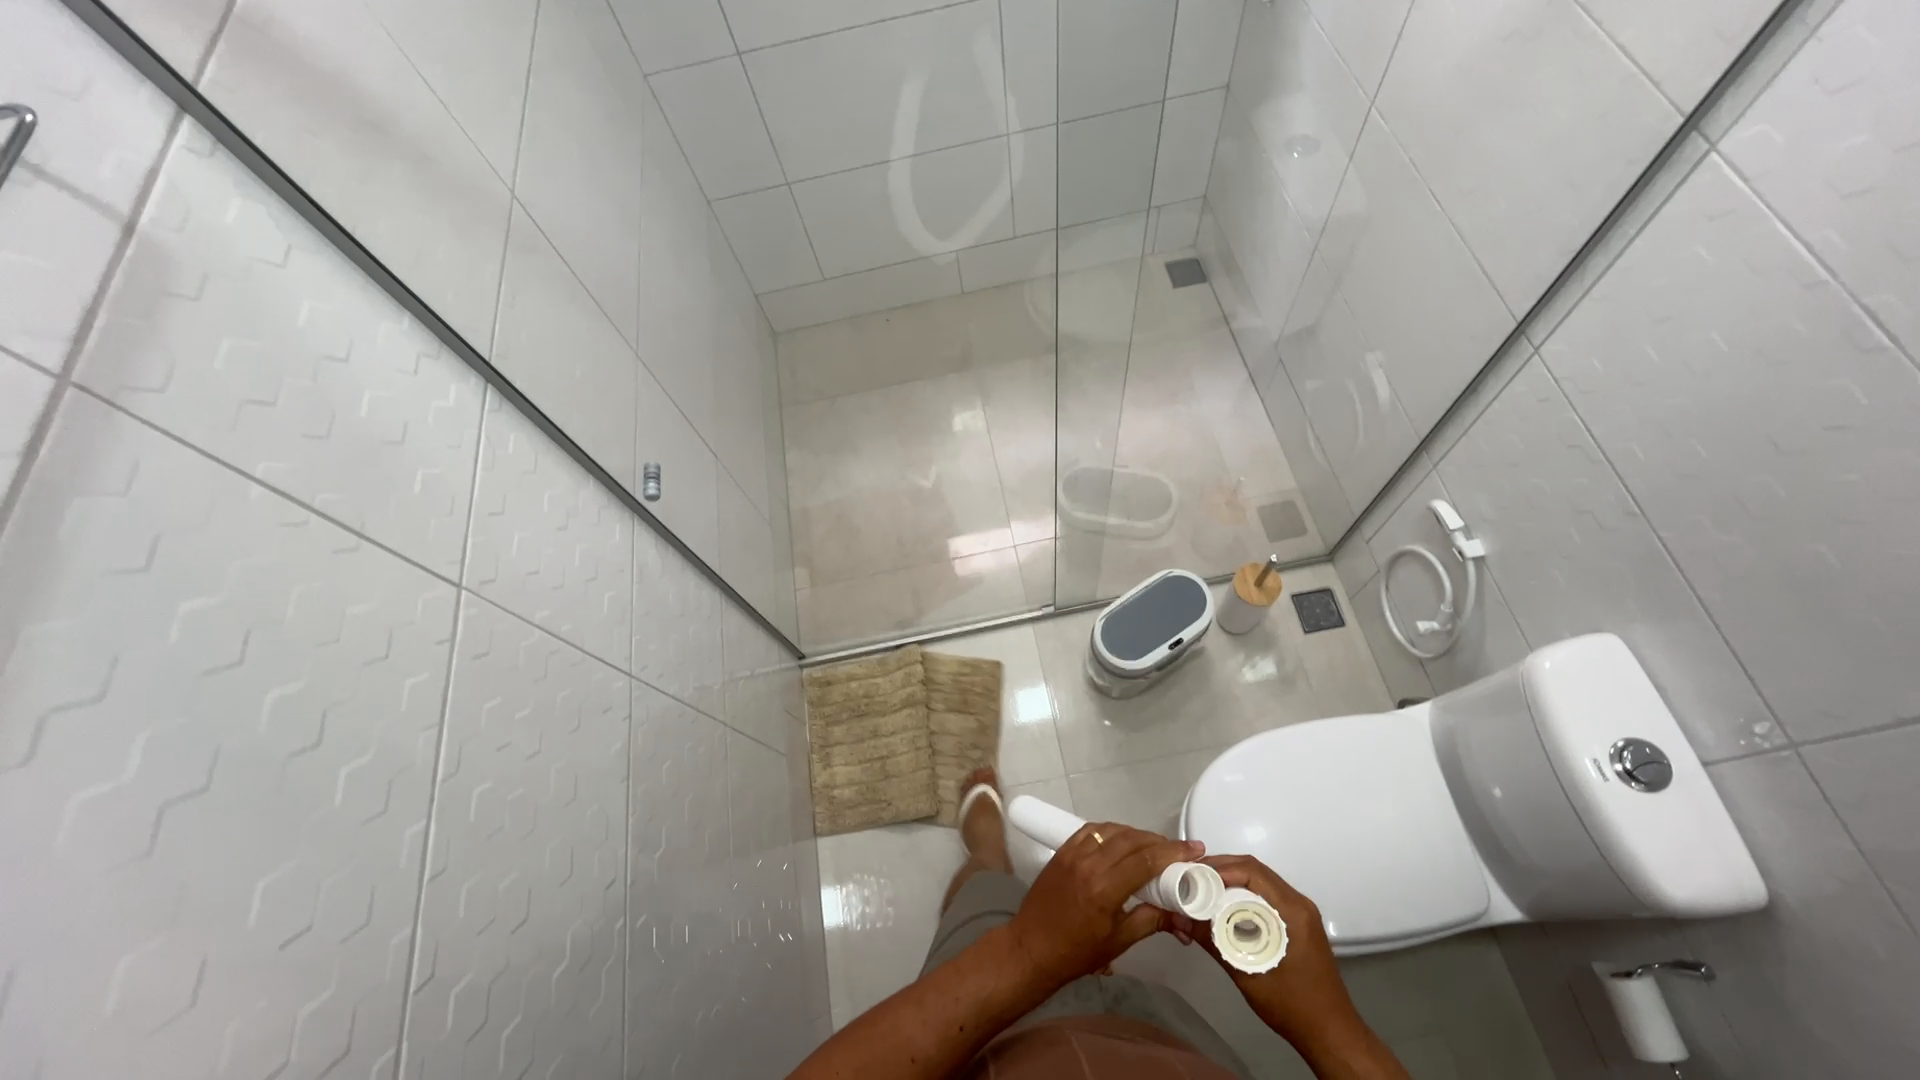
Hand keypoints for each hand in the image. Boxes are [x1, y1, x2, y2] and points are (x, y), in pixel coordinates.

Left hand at [1005, 823, 1202, 987]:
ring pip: (1112, 830)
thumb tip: (1182, 913)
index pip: (1146, 859)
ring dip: (1136, 835)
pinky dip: (1112, 831)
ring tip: (1154, 847)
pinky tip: (1123, 841)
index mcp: (1104, 888)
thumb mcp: (1120, 940)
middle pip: (1132, 839)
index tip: (1195, 850)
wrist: (1031, 948)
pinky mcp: (1062, 851)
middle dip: (1159, 842)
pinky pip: (1092, 830)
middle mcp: (1089, 863)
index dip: (1174, 852)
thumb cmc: (1076, 952)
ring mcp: (1072, 853)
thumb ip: (1152, 919)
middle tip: (1179, 851)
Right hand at [1197, 856, 1364, 1049]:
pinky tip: (1223, 908)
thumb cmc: (1292, 1005)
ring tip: (1201, 892)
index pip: (1252, 871)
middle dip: (1220, 871)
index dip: (1219, 868)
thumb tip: (1179, 918)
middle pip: (1255, 871)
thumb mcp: (1247, 973)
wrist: (1330, 1033)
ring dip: (1230, 882)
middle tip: (1190, 880)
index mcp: (1292, 910)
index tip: (1191, 877)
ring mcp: (1300, 913)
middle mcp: (1299, 904)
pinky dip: (1242, 895)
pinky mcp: (1297, 923)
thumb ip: (1213, 941)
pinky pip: (1266, 897)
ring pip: (1260, 882)